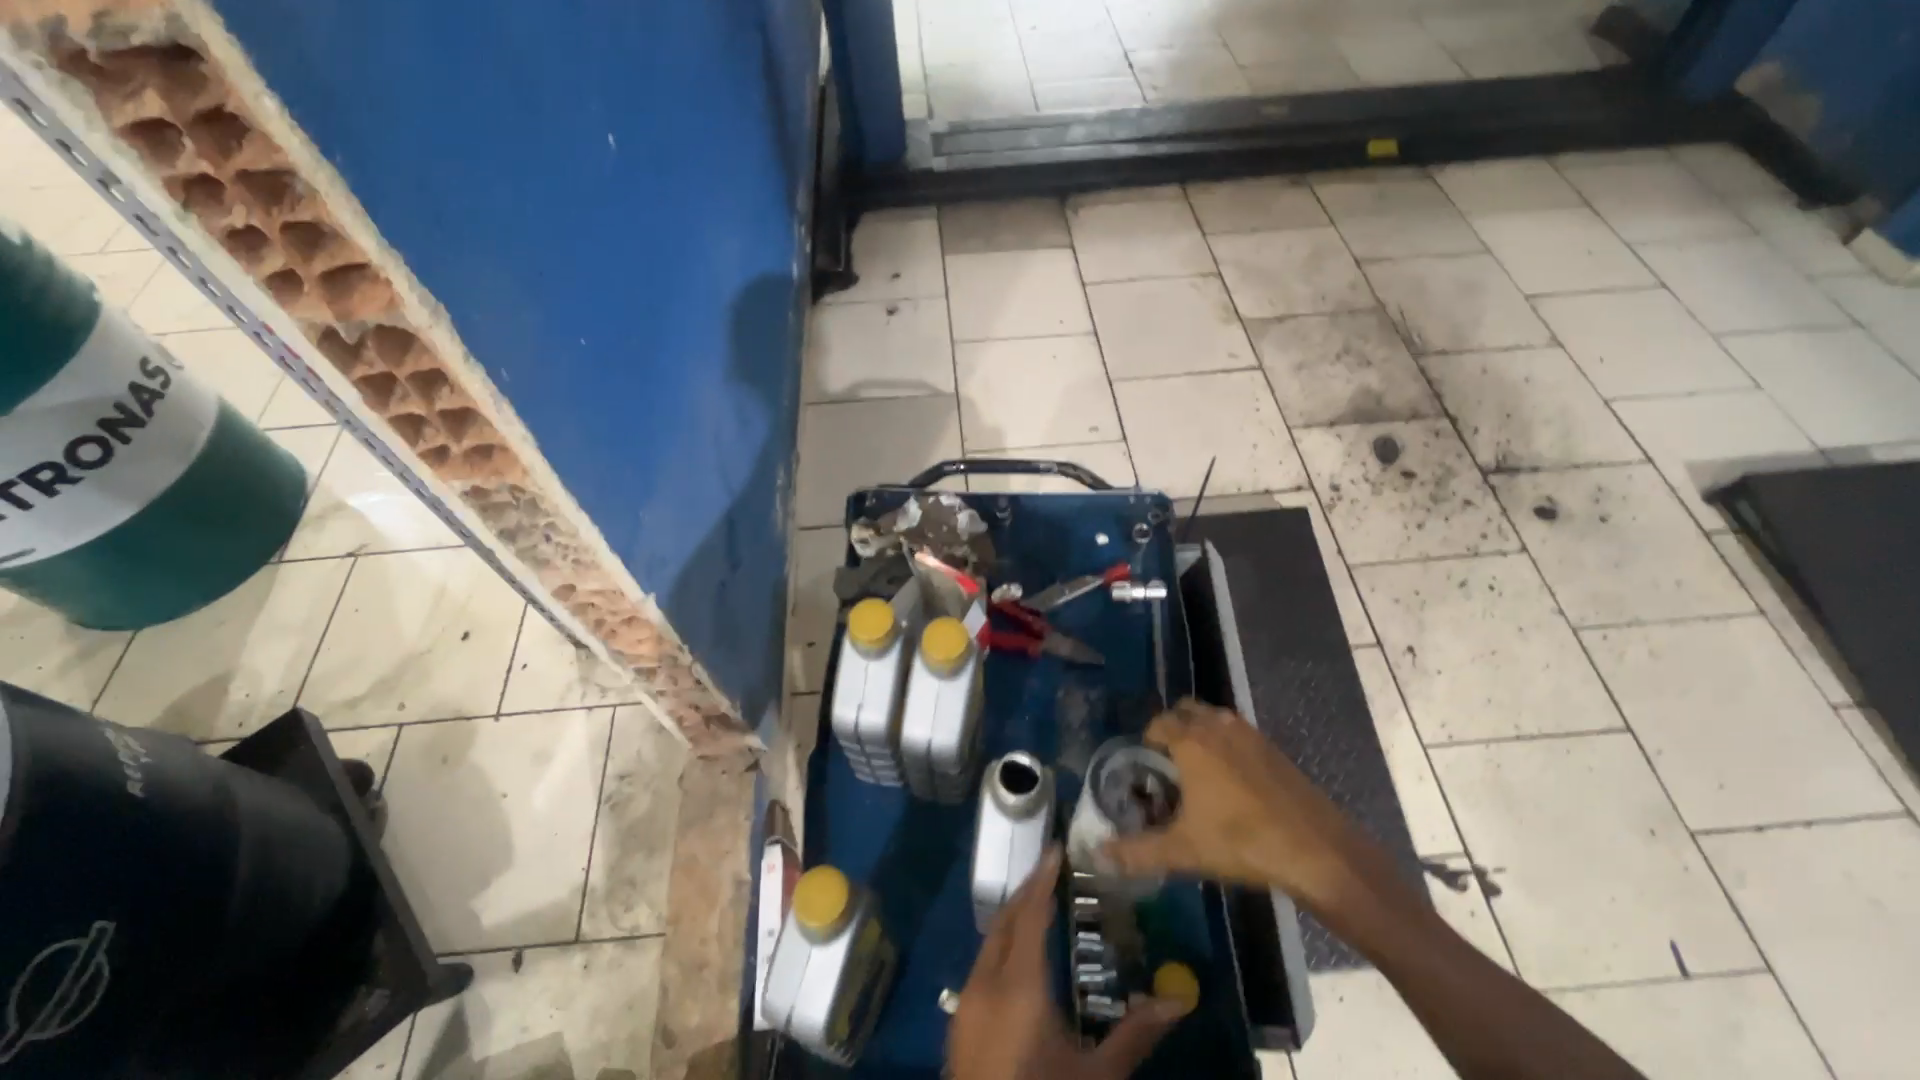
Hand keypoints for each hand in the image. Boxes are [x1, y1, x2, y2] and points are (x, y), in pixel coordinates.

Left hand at [949, 848, 1188, 1079]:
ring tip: (1043, 908)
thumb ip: (1134, 1035)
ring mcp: (966, 1002)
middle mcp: (985, 983)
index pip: (1028, 915)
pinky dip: (1003, 947)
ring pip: (989, 943)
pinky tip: (1022, 959)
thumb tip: (1178, 999)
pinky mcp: (959, 1021)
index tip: (1056, 851)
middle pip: (1004, 921)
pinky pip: (982, 966)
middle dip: (1027, 893)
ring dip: (1013, 920)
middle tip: (1054, 873)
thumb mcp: (1094, 1077)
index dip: (1042, 880)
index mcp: (1018, 986)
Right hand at [1103, 700, 1382, 910]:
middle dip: (1172, 730)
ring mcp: (1251, 734)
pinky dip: (1227, 747)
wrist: (1316, 850)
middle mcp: (1219, 727)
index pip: (1158, 723)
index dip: (1146, 743)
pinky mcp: (1275, 749)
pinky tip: (1231, 787)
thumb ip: (1137, 852)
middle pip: (1187, 711)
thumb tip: (1098, 856)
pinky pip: (1239, 735)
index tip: (1143, 772)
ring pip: (1215, 720)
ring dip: (1201, 735)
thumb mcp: (1183, 851)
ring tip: (1197, 776)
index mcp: (1192, 741)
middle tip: (1167, 768)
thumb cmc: (1241, 842)